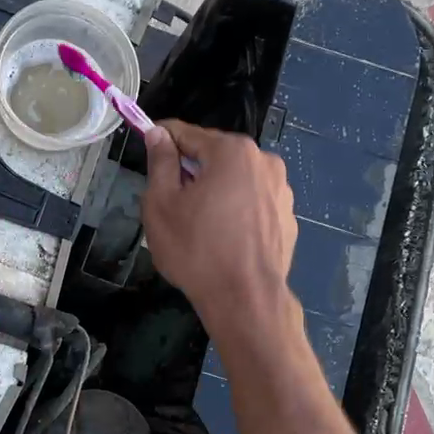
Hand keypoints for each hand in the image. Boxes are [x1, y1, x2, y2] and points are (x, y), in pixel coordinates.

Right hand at [141, 120, 299, 333]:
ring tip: (197, 226)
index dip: (162, 139)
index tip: (146, 145)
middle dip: (191, 172)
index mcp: (232, 152)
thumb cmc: (196, 250)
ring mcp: (281, 191)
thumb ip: (161, 163)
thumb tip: (158, 134)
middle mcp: (264, 162)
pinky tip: (223, 240)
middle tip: (169, 202)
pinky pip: (252, 205)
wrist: (245, 299)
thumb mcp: (162, 205)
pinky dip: (235, 213)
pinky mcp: (287, 218)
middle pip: (215, 157)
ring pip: (236, 181)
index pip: (187, 133)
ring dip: (215, 192)